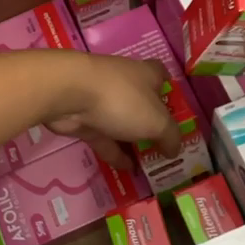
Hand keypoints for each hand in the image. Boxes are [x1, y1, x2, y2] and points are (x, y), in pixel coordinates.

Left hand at [43, 52, 181, 159]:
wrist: (69, 95)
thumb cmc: (122, 99)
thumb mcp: (156, 121)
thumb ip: (170, 136)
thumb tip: (175, 150)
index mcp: (146, 74)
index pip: (161, 75)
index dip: (169, 91)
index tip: (176, 111)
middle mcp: (125, 83)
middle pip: (142, 102)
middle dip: (151, 122)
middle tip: (165, 147)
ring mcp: (101, 100)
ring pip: (121, 122)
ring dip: (132, 141)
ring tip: (149, 165)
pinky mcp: (83, 118)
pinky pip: (103, 137)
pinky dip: (114, 152)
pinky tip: (127, 169)